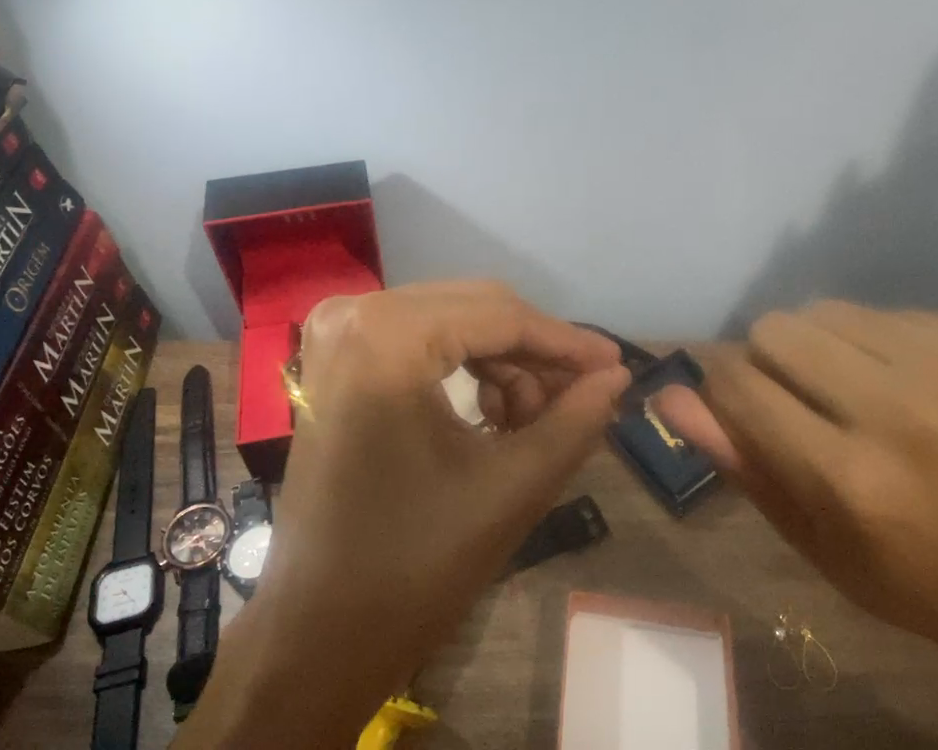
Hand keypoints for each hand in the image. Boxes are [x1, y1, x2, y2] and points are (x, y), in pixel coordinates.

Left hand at [177, 282, 629, 748]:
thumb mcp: (510, 488)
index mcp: (386, 336)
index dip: (566, 343)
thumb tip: (617, 377)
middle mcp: (353, 314)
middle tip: (584, 396)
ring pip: (449, 323)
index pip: (499, 317)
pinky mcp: (334, 363)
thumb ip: (573, 421)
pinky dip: (464, 371)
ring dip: (503, 364)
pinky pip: (418, 342)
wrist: (318, 628)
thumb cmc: (413, 563)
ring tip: (536, 423)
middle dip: (535, 354)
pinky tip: (496, 419)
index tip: (619, 366)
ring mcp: (336, 337)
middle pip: (473, 309)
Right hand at [656, 301, 937, 748]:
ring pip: (836, 310)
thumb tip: (670, 391)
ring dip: (829, 348)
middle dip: (771, 360)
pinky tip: (924, 390)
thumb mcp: (816, 545)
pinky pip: (905, 314)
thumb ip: (739, 461)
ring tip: (863, 391)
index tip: (738, 398)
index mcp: (851, 479)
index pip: (740, 383)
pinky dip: (894, 347)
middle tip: (803, 398)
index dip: (724, 386)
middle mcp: (907, 411)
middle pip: (780, 328)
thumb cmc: (922, 585)